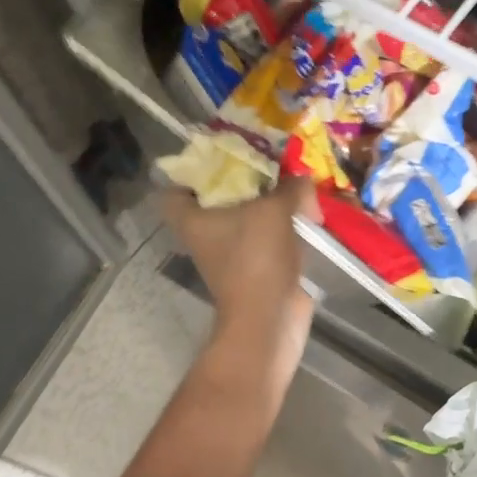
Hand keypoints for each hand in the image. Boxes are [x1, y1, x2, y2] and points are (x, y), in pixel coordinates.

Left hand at [161, 176, 320, 339]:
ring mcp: (231, 254)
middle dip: (243, 182)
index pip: (173, 190)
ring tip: (292, 184)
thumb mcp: (275, 210)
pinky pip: (266, 238)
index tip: (219, 158)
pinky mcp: (256, 269)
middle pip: (217, 199)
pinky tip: (303, 215)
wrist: (269, 318)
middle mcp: (205, 235)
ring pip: (246, 218)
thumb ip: (290, 187)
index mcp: (192, 219)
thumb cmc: (256, 259)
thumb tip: (303, 178)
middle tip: (267, 163)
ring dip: (268, 204)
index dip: (190, 173)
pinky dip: (282, 228)